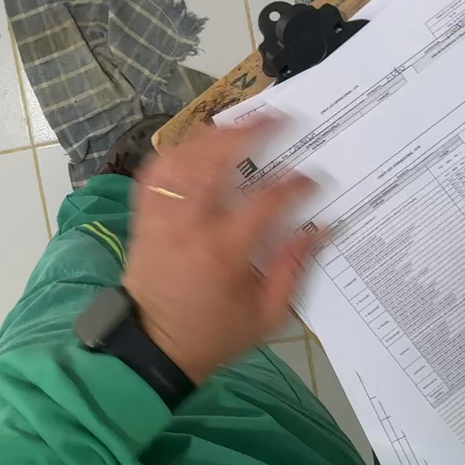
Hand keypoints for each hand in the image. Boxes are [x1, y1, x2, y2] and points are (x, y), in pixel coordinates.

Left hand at [122, 119, 320, 383]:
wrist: (151, 346)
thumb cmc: (213, 334)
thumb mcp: (266, 315)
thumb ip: (293, 267)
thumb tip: (321, 228)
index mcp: (223, 251)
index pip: (266, 201)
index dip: (294, 184)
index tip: (312, 179)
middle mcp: (188, 225)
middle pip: (215, 161)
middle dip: (248, 132)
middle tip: (276, 117)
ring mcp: (161, 218)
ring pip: (182, 159)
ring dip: (212, 135)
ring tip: (240, 123)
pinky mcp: (143, 217)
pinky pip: (154, 173)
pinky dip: (175, 152)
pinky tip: (196, 144)